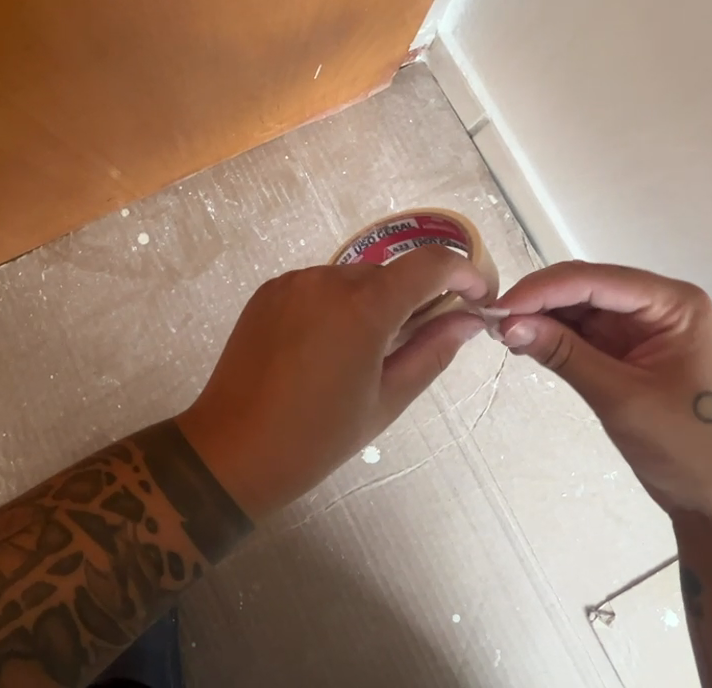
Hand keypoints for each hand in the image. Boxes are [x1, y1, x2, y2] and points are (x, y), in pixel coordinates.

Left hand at [176, 247, 492, 517]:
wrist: (233, 448)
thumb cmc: (317, 436)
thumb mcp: (386, 400)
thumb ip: (431, 351)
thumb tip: (467, 319)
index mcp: (363, 307)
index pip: (429, 263)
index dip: (463, 272)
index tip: (478, 296)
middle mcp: (327, 279)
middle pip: (389, 273)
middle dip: (414, 297)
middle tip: (417, 341)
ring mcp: (293, 281)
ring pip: (352, 278)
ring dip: (371, 302)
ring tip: (363, 354)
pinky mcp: (268, 290)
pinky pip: (317, 286)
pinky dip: (335, 305)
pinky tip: (326, 348)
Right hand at [493, 261, 711, 522]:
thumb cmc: (691, 449)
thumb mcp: (622, 398)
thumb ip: (563, 353)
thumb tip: (505, 323)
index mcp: (673, 303)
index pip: (595, 280)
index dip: (541, 290)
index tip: (495, 309)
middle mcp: (659, 306)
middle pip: (585, 287)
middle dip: (538, 301)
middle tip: (492, 324)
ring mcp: (645, 329)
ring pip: (579, 309)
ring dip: (542, 318)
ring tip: (502, 336)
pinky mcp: (632, 353)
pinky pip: (584, 333)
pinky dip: (554, 337)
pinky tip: (525, 345)